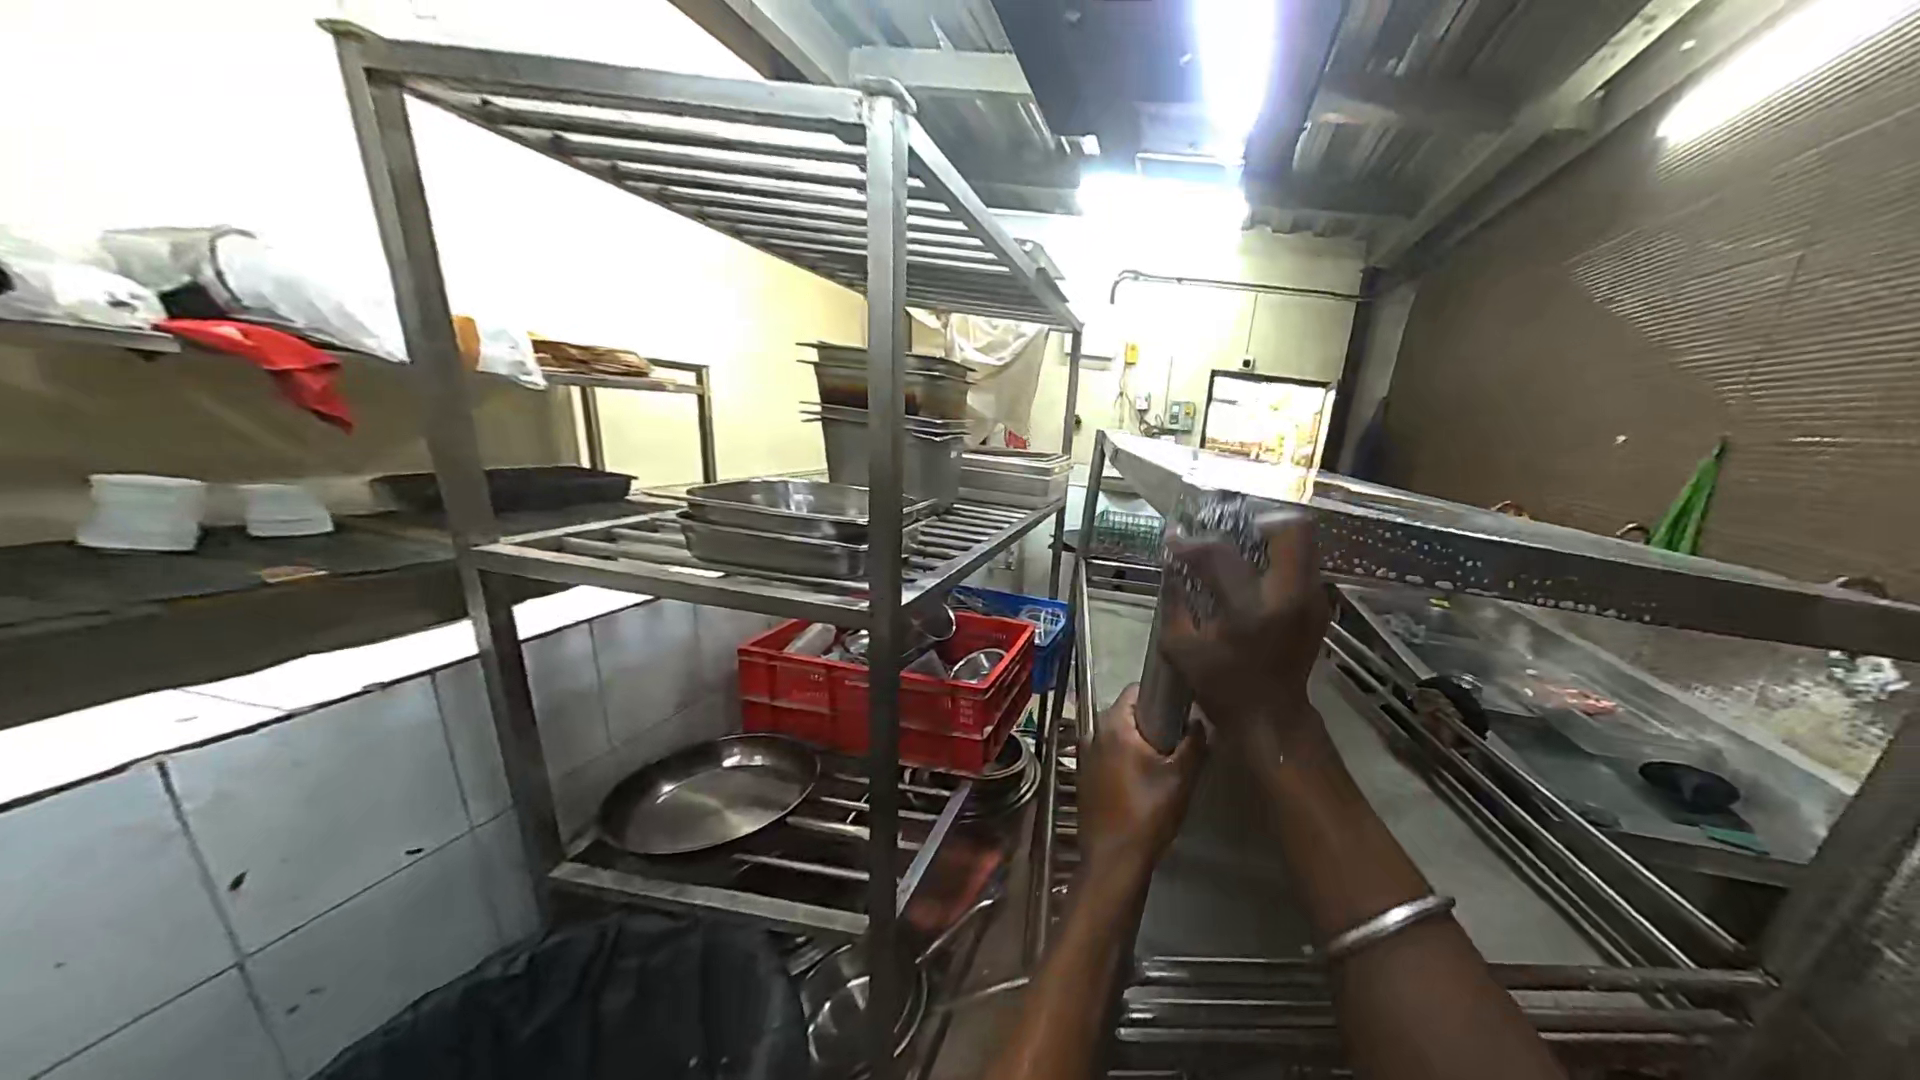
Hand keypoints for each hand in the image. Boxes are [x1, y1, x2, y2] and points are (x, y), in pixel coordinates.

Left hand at [1077, 684, 1206, 876]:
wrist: (1114, 858)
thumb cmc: (1148, 812)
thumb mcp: (1181, 778)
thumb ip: (1194, 744)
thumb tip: (1200, 722)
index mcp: (1113, 726)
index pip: (1134, 691)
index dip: (1157, 695)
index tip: (1177, 709)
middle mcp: (1093, 734)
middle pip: (1124, 713)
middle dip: (1149, 721)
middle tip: (1175, 738)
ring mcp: (1084, 755)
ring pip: (1114, 735)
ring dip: (1135, 741)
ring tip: (1161, 760)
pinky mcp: (1083, 776)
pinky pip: (1106, 754)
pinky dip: (1122, 758)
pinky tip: (1140, 779)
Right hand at [1160, 505, 1332, 743]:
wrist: (1270, 716)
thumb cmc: (1220, 685)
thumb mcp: (1179, 647)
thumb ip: (1173, 600)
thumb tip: (1173, 563)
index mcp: (1249, 611)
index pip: (1220, 554)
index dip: (1192, 542)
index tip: (1176, 540)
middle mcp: (1290, 598)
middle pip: (1291, 529)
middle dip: (1256, 522)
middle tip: (1228, 533)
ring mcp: (1312, 599)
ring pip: (1303, 540)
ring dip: (1269, 537)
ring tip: (1240, 548)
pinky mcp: (1319, 604)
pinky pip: (1303, 561)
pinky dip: (1277, 557)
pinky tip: (1254, 573)